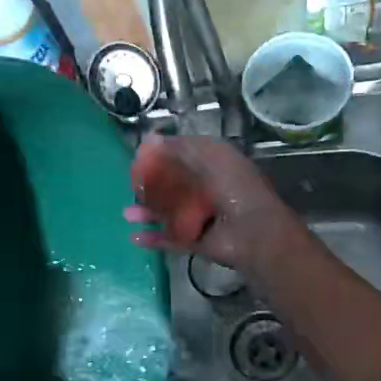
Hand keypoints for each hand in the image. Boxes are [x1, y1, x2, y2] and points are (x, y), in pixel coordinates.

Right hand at [124, 132, 303, 272]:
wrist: (252, 231)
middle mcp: (210, 189)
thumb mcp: (210, 156)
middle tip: (132, 186)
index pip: (186, 156)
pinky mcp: (199, 241)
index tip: (141, 156)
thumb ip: (180, 147)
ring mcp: (204, 217)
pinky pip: (172, 238)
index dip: (164, 155)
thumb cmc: (233, 186)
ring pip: (170, 212)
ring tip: (128, 213)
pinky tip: (135, 236)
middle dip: (152, 185)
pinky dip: (154, 238)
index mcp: (217, 166)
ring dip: (149, 211)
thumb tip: (151, 138)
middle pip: (175, 186)